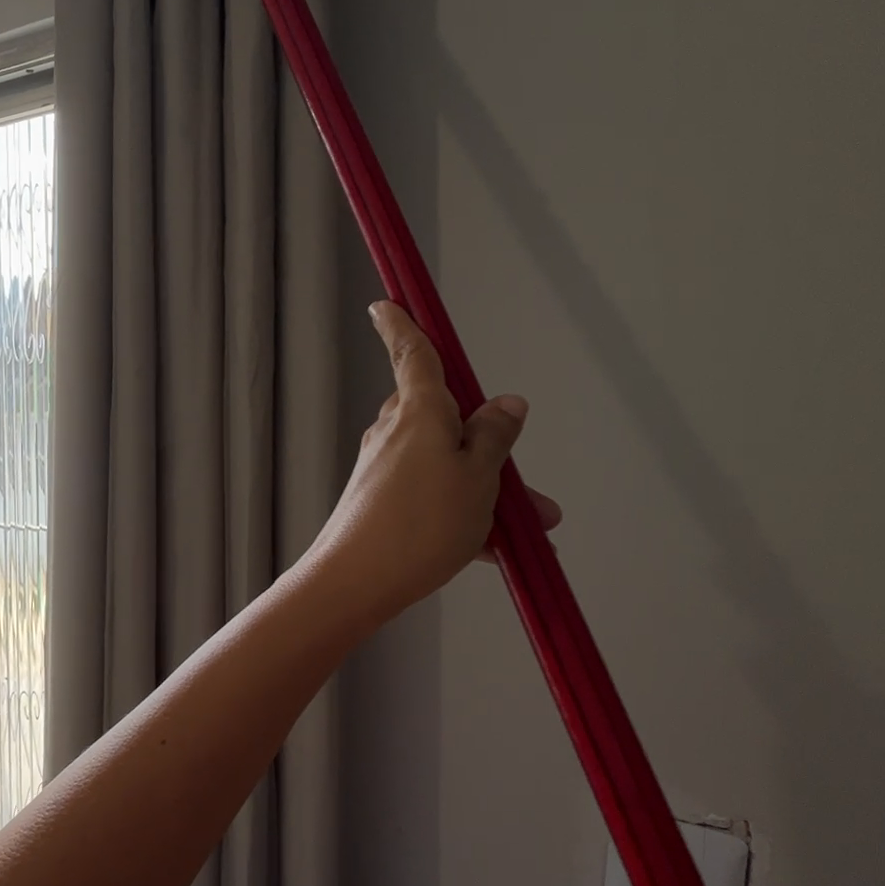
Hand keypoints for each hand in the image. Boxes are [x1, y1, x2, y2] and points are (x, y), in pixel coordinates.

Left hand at [302, 301, 560, 622]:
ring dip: (483, 490)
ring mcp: (381, 469)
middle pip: (442, 418)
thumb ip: (494, 438)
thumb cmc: (422, 523)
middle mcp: (393, 434)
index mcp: (417, 413)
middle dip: (484, 445)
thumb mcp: (480, 478)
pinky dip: (460, 515)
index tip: (384, 304)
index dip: (402, 326)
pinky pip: (428, 495)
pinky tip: (490, 548)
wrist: (357, 581)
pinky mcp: (375, 502)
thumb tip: (503, 403)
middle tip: (527, 492)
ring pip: (443, 464)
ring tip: (526, 528)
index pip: (413, 356)